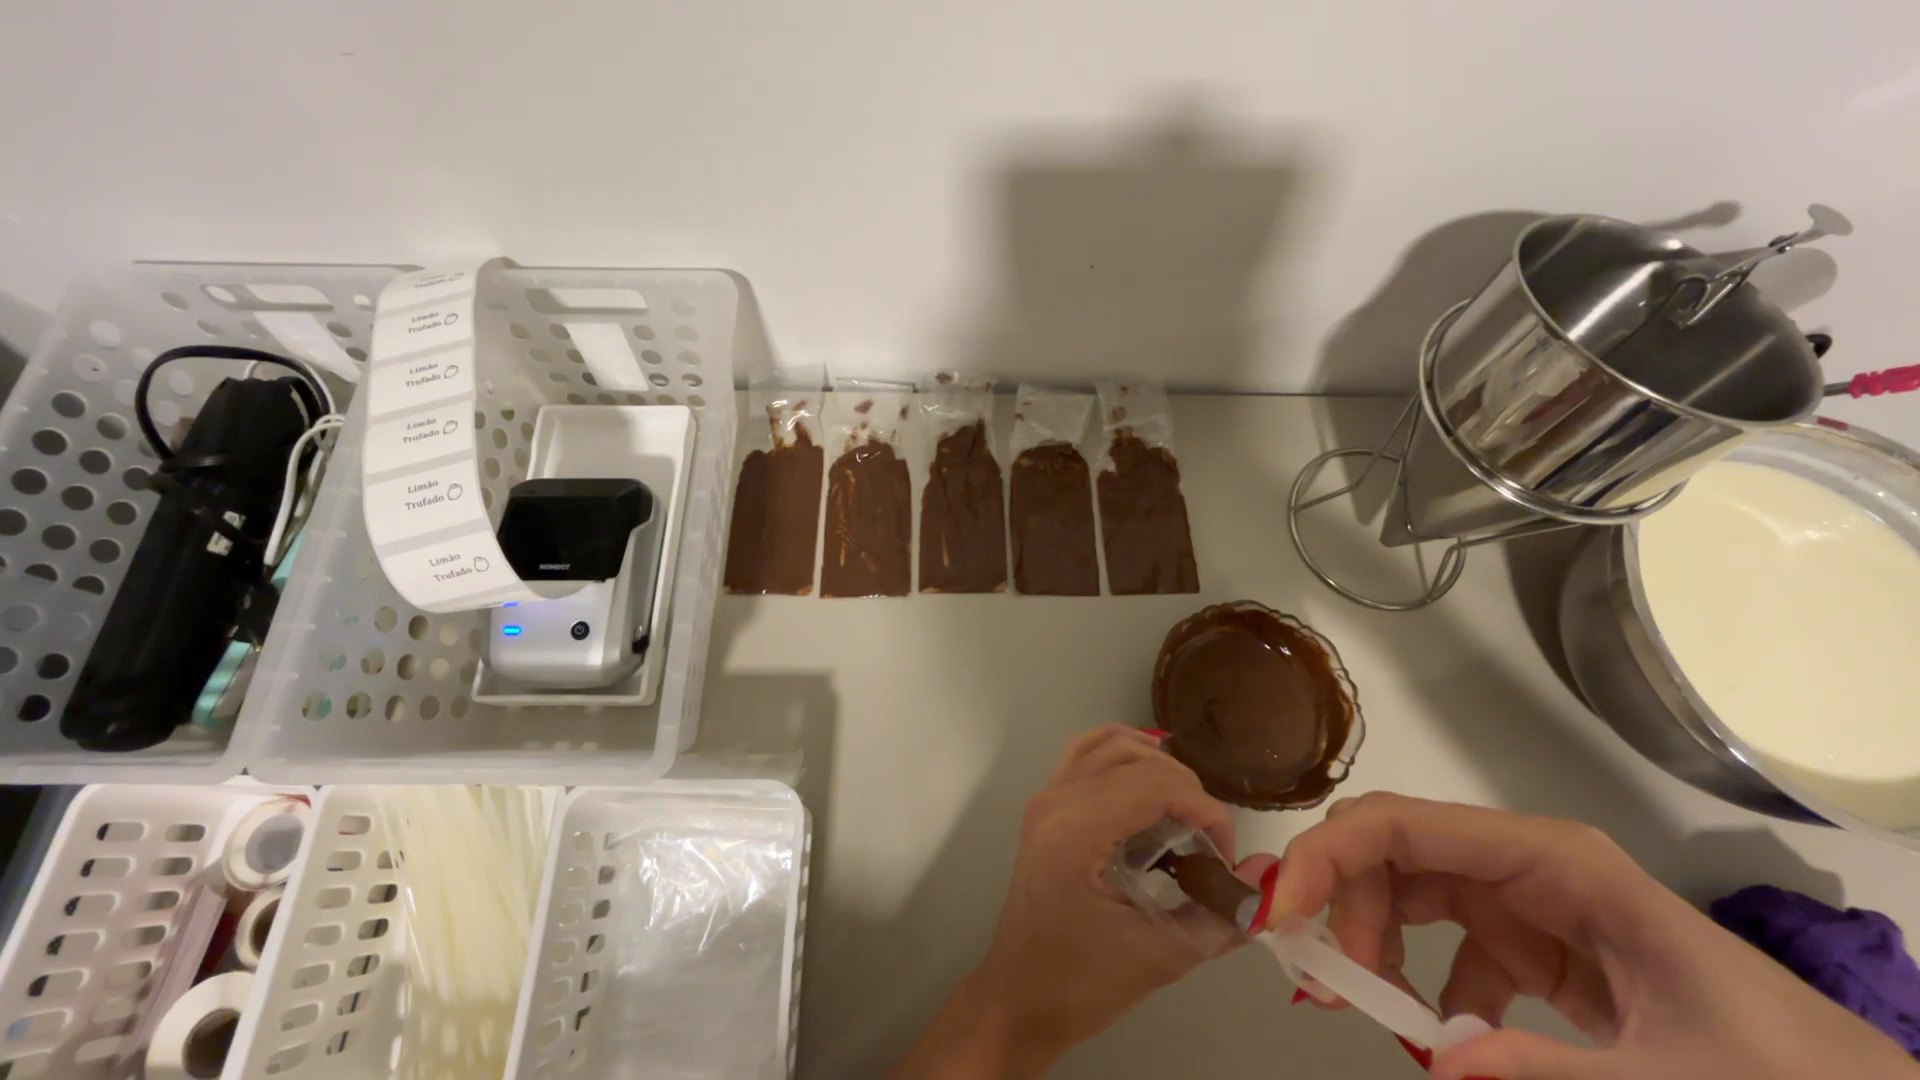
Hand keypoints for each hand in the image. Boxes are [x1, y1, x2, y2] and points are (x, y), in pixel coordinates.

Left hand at [889, 726, 1273, 1078]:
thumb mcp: (1159, 957)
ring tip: (1184, 818)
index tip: (1226, 857)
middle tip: (1209, 848)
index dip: (1206, 811)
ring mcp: (1046, 798)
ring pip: (1112, 747)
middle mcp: (1056, 801)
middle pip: (1139, 761)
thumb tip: (1266, 878)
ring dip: (1159, 770)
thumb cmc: (1080, 983)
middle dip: (1188, 794)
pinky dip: (1122, 754)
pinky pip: (1086, 753)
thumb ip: (1218, 918)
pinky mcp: (1045, 806)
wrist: (1019, 998)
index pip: (1157, 786)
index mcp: (1076, 832)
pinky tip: (1148, 776)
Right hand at [1268, 793, 1919, 1079]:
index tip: (1281, 916)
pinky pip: (1441, 939)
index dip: (1328, 855)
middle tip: (1318, 978)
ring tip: (1365, 1005)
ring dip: (1368, 938)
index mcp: (1551, 858)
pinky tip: (1441, 1036)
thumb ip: (1551, 1071)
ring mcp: (1524, 898)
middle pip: (1391, 848)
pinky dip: (1416, 980)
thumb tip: (1435, 1063)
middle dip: (1339, 901)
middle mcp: (1524, 860)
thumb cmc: (1787, 1072)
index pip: (1403, 825)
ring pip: (1405, 887)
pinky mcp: (1529, 941)